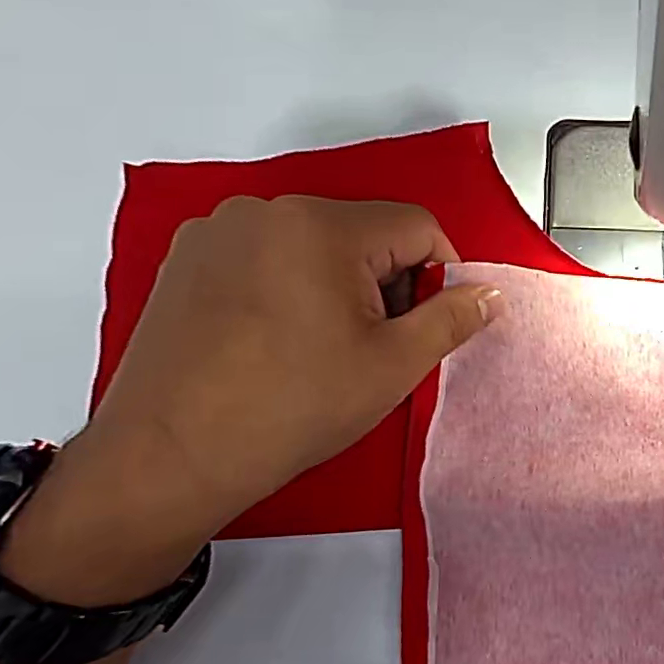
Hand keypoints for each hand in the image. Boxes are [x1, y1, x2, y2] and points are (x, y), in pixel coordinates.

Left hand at [0, 198, 498, 605]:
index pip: (417, 226)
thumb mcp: (395, 366)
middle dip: (391, 284)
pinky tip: (283, 344)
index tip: (435, 323)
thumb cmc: (293, 407)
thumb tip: (489, 294)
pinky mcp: (187, 260)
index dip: (443, 273)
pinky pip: (268, 259)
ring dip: (344, 288)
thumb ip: (452, 320)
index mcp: (321, 227)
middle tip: (382, 347)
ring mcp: (218, 233)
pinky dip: (294, 289)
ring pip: (316, 246)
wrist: (175, 452)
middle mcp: (265, 211)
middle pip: (365, 233)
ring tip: (329, 351)